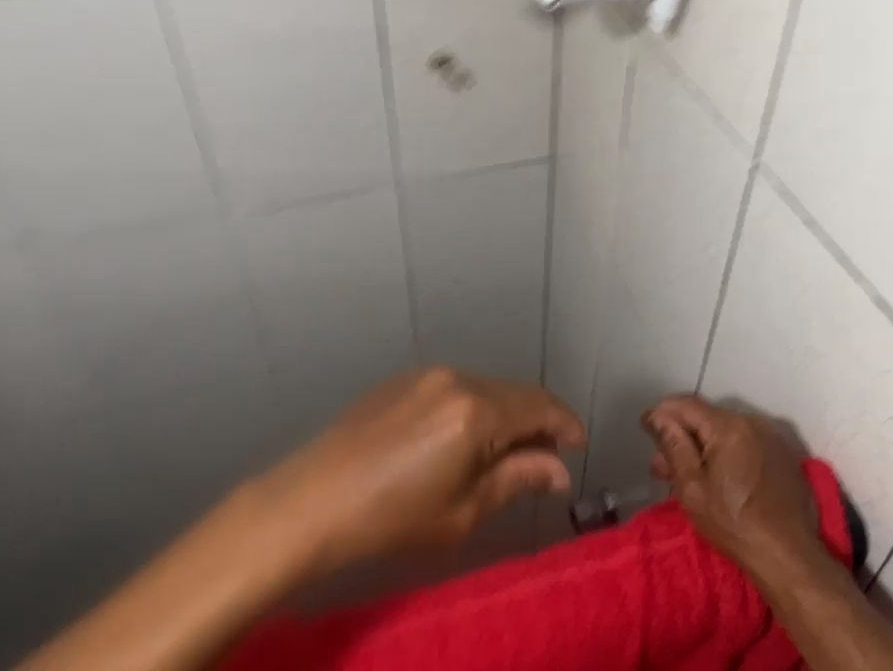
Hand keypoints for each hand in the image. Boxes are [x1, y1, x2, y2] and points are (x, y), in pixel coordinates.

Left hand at [260, 367, 585, 572]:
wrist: (313, 501)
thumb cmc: (394, 516)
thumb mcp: (464, 510)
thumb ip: (518, 478)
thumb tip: (559, 470)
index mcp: (476, 410)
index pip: (540, 406)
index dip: (566, 424)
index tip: (579, 446)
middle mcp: (456, 379)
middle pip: (515, 392)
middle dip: (538, 420)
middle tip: (547, 457)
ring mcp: (425, 375)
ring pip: (484, 388)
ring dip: (504, 414)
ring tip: (505, 452)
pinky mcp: (401, 380)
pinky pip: (454, 388)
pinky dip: (473, 408)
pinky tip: (463, 439)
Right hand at [644, 395, 819, 570]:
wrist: (788, 555)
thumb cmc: (733, 523)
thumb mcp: (692, 487)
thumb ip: (673, 445)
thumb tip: (657, 416)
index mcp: (729, 426)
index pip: (686, 405)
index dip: (662, 414)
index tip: (646, 428)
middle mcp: (753, 422)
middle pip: (707, 418)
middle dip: (682, 436)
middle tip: (662, 466)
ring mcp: (772, 438)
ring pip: (727, 431)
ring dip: (705, 446)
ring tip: (689, 475)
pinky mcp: (784, 456)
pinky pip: (747, 443)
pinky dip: (728, 454)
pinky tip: (720, 479)